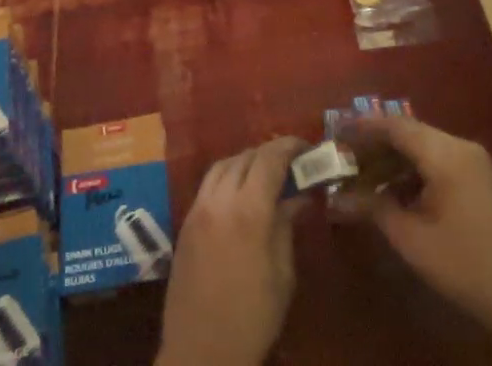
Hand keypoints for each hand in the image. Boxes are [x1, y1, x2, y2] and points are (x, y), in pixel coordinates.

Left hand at [156, 137, 308, 365]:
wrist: (201, 350)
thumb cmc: (253, 317)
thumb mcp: (282, 274)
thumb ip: (286, 226)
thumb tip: (298, 196)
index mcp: (247, 211)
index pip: (269, 159)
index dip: (289, 147)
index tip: (307, 147)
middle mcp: (218, 201)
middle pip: (244, 157)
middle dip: (269, 153)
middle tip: (292, 163)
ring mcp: (197, 210)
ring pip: (221, 166)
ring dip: (245, 162)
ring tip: (267, 175)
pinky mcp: (185, 223)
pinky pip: (207, 185)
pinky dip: (227, 177)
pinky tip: (242, 195)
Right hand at [342, 116, 491, 335]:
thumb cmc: (462, 263)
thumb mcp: (410, 238)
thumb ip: (372, 207)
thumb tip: (337, 196)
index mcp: (446, 155)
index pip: (397, 126)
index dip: (363, 127)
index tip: (335, 132)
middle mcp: (460, 147)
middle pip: (409, 131)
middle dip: (374, 142)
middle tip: (342, 156)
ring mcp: (472, 161)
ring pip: (422, 145)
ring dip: (391, 156)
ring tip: (359, 172)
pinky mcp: (476, 177)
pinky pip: (435, 159)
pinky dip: (410, 167)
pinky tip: (389, 186)